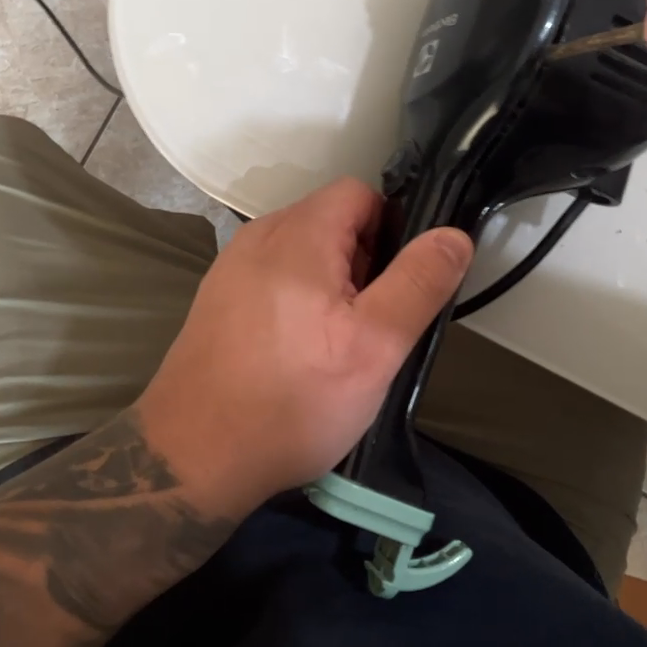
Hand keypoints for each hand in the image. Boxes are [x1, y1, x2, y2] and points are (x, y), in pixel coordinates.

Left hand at [134, 179, 472, 514]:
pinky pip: (273, 276)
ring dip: (331, 283)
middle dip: (363, 261)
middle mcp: (259, 235)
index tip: (400, 283)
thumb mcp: (374, 347)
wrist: (193, 453)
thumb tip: (453, 235)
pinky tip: (298, 352)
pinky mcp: (217, 297)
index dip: (392, 228)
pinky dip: (297, 298)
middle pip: (330, 220)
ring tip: (337, 344)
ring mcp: (232, 266)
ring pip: (302, 251)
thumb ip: (418, 283)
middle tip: (372, 325)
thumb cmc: (292, 398)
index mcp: (298, 233)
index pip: (359, 193)